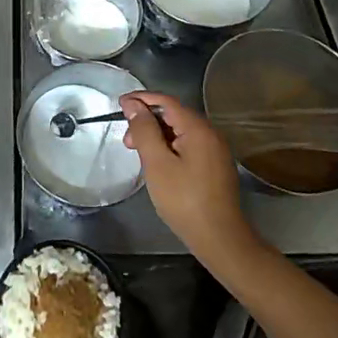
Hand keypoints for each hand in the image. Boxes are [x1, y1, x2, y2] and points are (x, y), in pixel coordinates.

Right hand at [121, 92, 253, 259]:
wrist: (219, 238)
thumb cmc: (184, 199)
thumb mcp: (156, 163)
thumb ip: (144, 130)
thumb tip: (133, 105)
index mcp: (198, 129)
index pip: (167, 102)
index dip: (141, 99)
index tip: (119, 103)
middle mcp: (210, 134)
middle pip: (174, 115)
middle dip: (147, 120)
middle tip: (127, 140)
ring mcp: (215, 151)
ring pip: (180, 131)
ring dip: (156, 135)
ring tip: (138, 153)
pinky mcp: (214, 166)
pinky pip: (188, 145)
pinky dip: (168, 146)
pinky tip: (157, 162)